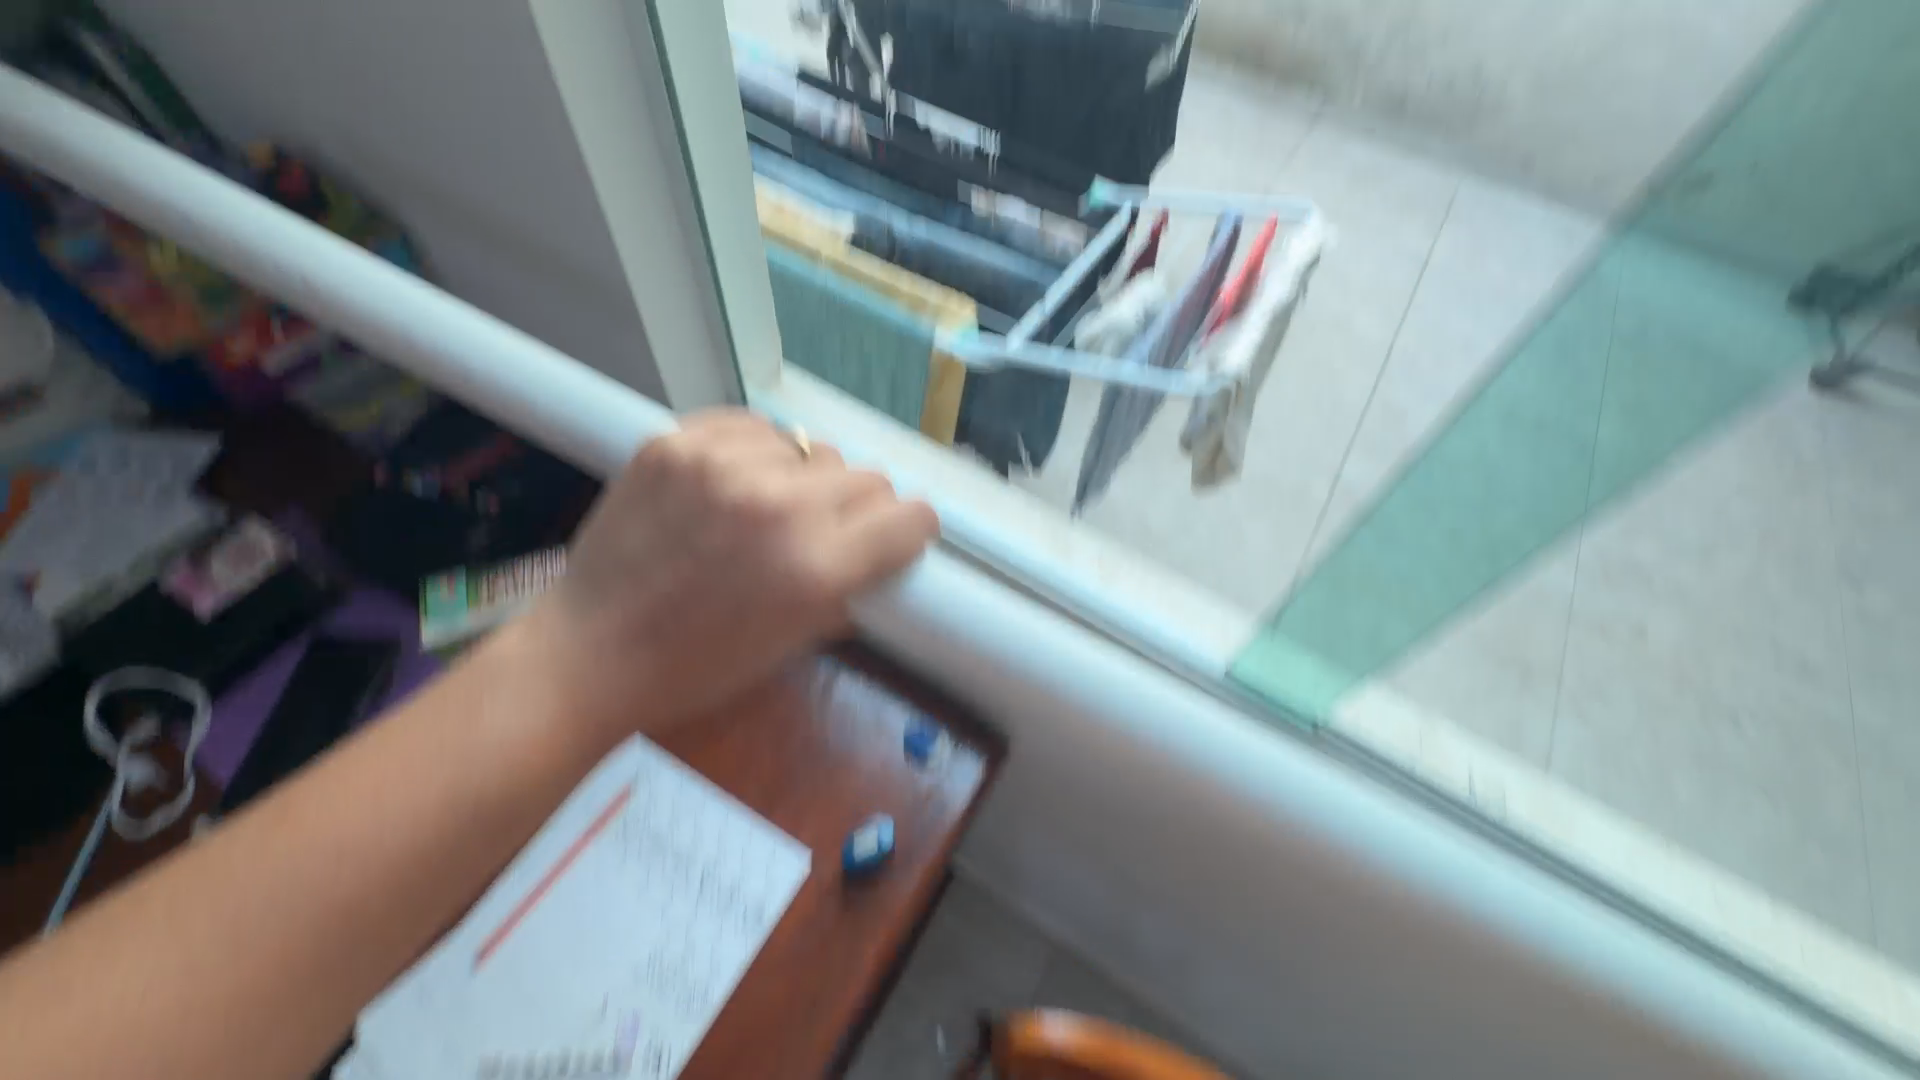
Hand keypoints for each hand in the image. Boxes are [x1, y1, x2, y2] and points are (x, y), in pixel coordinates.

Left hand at [520, 410, 937, 746]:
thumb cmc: (698, 667)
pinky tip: (735, 481)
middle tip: (827, 531)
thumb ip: (848, 587)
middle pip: (867, 477)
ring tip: (770, 507)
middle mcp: (778, 506)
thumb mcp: (793, 643)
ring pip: (811, 447)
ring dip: (804, 479)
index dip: (911, 530)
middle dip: (859, 508)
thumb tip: (878, 552)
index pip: (909, 518)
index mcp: (814, 569)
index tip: (898, 537)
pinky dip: (757, 452)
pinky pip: (753, 426)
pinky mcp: (676, 441)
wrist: (590, 652)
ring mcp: (722, 466)